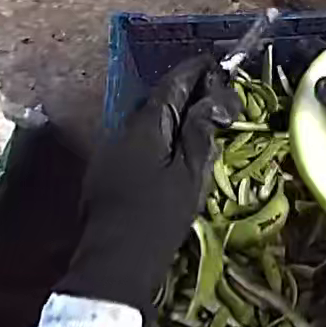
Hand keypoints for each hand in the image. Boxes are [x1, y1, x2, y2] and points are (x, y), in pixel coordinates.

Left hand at [60, 55, 241, 315]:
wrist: (115, 263)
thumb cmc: (160, 217)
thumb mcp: (190, 173)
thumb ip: (200, 131)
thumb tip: (212, 98)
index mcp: (145, 125)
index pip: (172, 83)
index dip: (196, 70)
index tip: (217, 63)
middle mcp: (123, 129)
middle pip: (158, 98)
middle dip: (187, 89)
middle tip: (217, 92)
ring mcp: (111, 148)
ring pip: (148, 118)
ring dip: (174, 111)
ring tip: (203, 115)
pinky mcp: (108, 168)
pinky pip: (139, 137)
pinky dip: (161, 131)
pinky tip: (177, 144)